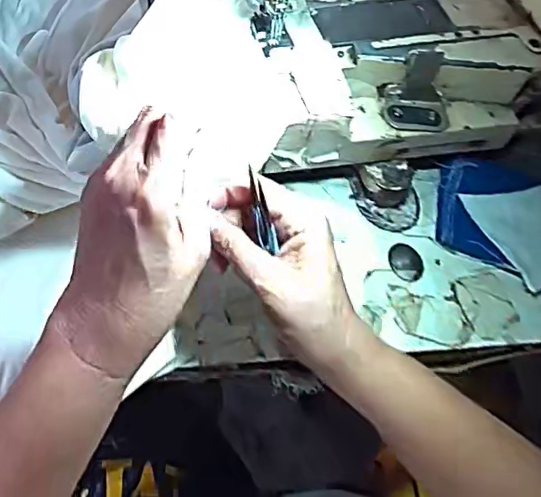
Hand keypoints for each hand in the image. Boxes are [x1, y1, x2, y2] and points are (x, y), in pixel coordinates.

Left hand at [48, 109, 215, 380]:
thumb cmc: (149, 294)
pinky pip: (118, 154)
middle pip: (147, 119)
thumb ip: (197, 193)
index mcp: (152, 191)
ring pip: (131, 133)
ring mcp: (102, 180)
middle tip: (187, 140)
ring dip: (152, 137)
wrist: (101, 318)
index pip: (170, 126)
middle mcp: (121, 177)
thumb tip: (202, 159)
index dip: (190, 124)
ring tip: (171, 163)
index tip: (202, 133)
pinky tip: (150, 180)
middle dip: (170, 123)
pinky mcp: (91, 188)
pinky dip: (136, 155)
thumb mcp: (194, 246)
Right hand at [210, 176, 372, 378]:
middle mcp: (296, 220)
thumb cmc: (313, 319)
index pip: (259, 188)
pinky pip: (250, 238)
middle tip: (207, 239)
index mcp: (303, 219)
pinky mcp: (280, 251)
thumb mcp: (269, 281)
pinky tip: (225, 263)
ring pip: (247, 220)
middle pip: (250, 202)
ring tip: (217, 258)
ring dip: (227, 235)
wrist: (334, 353)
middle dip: (226, 218)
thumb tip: (208, 221)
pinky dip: (234, 247)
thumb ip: (237, 247)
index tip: (205, 207)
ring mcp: (288, 236)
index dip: (230, 191)